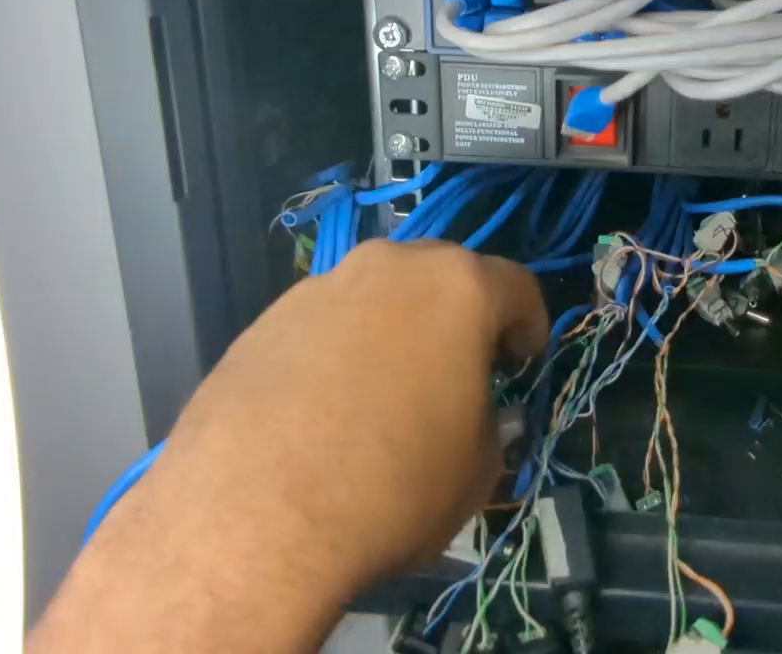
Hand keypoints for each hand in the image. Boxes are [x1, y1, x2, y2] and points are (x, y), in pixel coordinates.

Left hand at [30, 240, 547, 652]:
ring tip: (385, 390)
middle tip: (459, 370)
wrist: (251, 517)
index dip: (530, 326)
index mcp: (459, 286)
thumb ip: (488, 419)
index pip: (517, 286)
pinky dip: (342, 348)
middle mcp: (393, 265)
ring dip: (397, 328)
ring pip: (381, 294)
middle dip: (462, 317)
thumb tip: (469, 412)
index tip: (522, 365)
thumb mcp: (478, 466)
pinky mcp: (267, 317)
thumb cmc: (393, 483)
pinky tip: (327, 406)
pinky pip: (328, 321)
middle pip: (446, 276)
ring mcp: (324, 285)